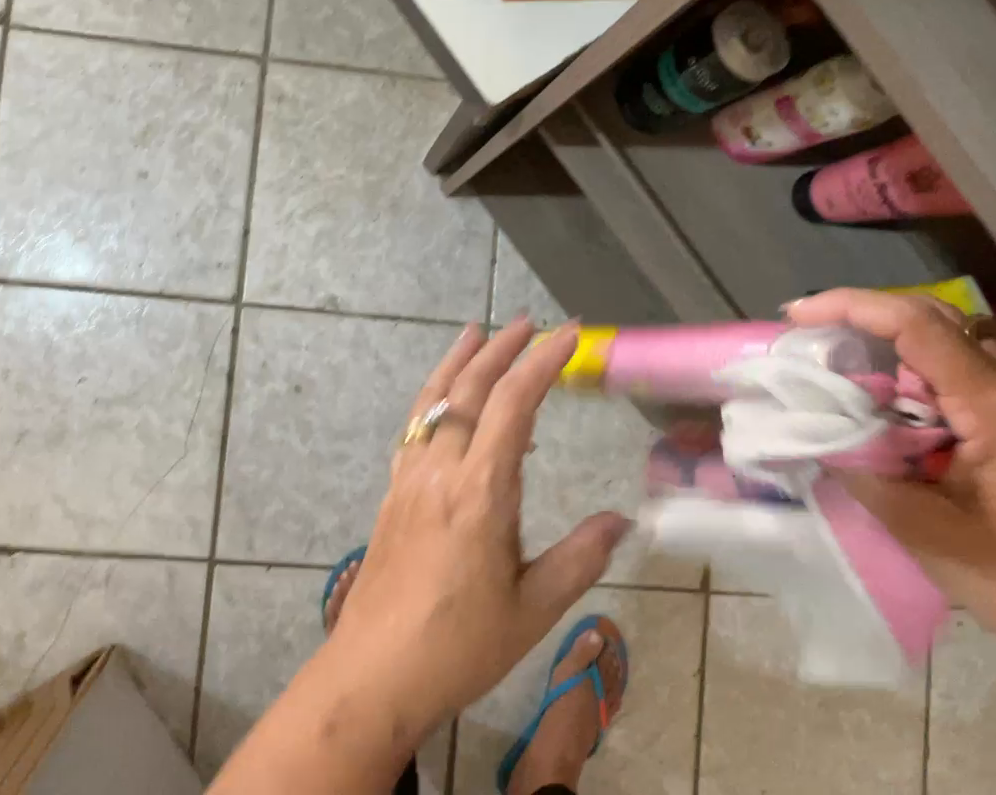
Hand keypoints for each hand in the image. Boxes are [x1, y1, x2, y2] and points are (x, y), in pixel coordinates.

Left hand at [321, 319, 631, 729]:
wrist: (374, 673)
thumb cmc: (460, 646)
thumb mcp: (533, 608)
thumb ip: (580, 557)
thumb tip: (621, 520)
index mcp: (480, 492)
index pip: (514, 406)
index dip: (542, 364)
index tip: (568, 336)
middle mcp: (440, 471)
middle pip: (469, 390)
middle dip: (500, 349)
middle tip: (530, 323)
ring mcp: (409, 479)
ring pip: (433, 401)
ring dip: (458, 363)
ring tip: (477, 334)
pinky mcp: (392, 493)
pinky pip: (415, 428)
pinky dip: (436, 399)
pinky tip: (447, 405)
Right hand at [786, 289, 995, 682]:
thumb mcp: (933, 535)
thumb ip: (868, 475)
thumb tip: (818, 438)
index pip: (916, 324)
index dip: (850, 307)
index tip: (795, 317)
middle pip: (936, 321)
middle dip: (866, 321)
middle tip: (810, 346)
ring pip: (956, 346)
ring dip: (895, 352)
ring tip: (842, 380)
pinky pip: (976, 375)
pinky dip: (924, 378)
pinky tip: (897, 414)